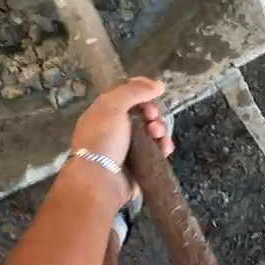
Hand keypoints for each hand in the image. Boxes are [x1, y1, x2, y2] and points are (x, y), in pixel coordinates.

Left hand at [63, 77, 171, 209]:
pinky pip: (156, 150)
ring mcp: (127, 147)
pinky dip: (163, 147)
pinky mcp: (140, 163)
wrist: (100, 180)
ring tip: (158, 135)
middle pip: (142, 111)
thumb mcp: (112, 106)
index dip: (142, 88)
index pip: (125, 93)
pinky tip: (165, 149)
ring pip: (152, 131)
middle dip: (153, 111)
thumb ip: (135, 91)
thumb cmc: (102, 139)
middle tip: (152, 117)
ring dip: (160, 129)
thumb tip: (159, 85)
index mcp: (103, 112)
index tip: (155, 90)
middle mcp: (114, 127)